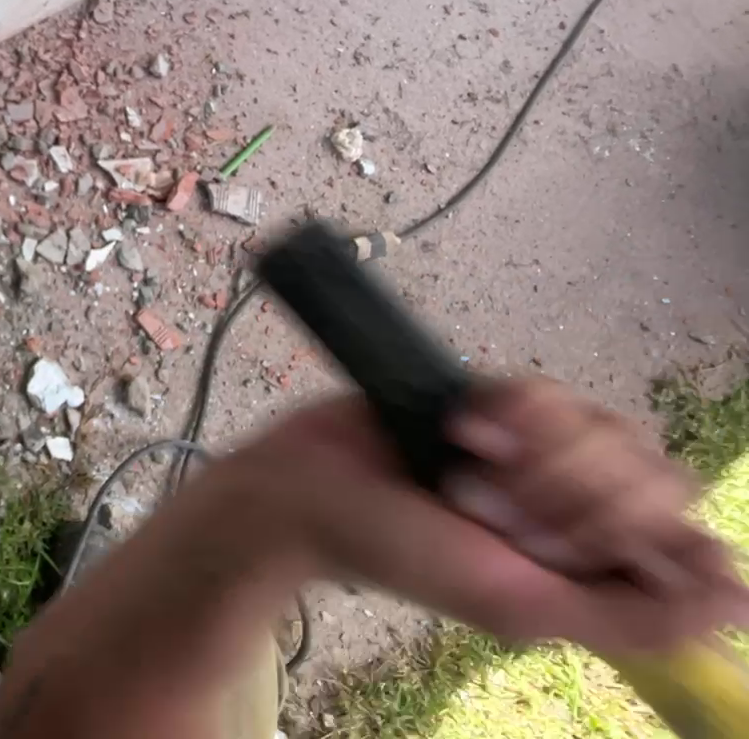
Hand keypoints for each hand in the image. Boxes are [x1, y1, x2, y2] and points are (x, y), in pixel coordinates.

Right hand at [234, 378, 748, 656]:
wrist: (301, 488)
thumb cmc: (394, 552)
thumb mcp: (516, 606)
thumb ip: (636, 616)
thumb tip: (739, 588)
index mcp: (587, 562)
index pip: (683, 533)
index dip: (631, 531)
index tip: (560, 543)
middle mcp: (569, 501)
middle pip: (653, 476)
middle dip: (565, 491)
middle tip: (486, 507)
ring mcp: (528, 446)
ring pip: (605, 426)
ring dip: (533, 447)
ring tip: (464, 462)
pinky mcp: (483, 399)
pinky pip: (544, 389)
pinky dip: (505, 407)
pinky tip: (459, 427)